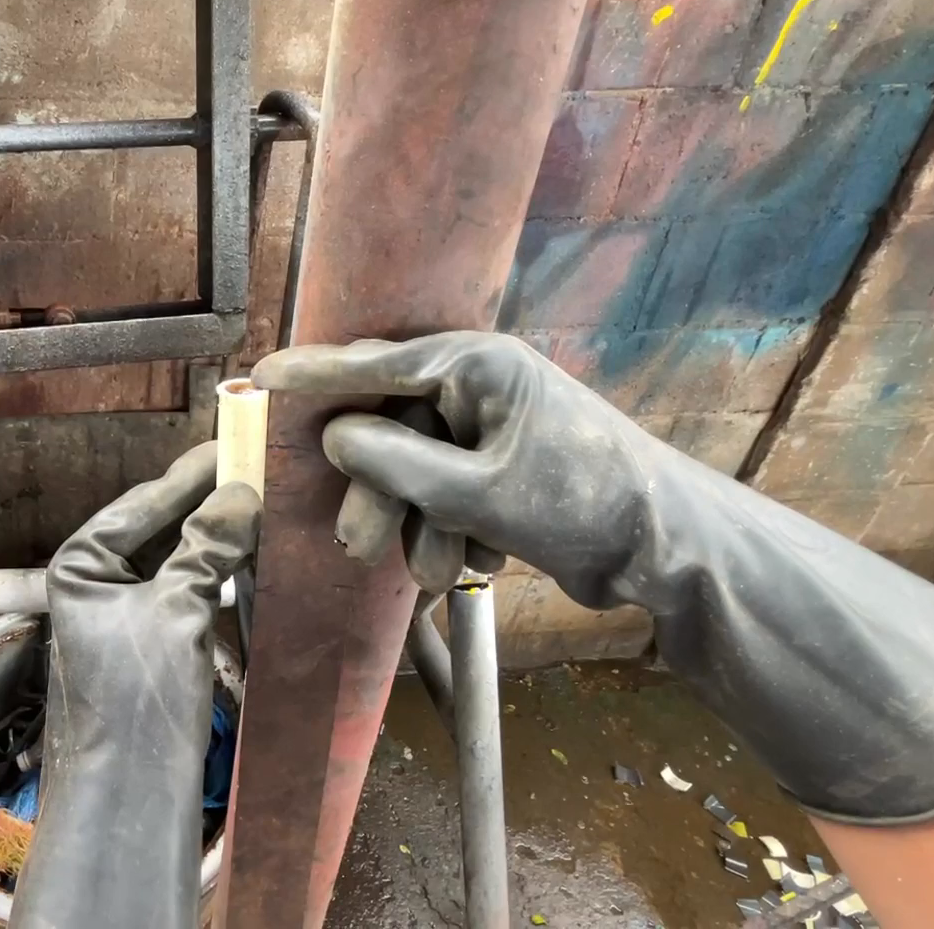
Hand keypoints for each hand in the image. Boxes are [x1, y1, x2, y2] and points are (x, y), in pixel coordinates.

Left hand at [13, 442, 259, 928]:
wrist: (131, 796)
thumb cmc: (139, 697)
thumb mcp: (177, 611)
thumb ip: (206, 546)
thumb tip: (243, 491)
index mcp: (81, 562)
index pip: (144, 502)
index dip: (191, 476)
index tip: (234, 448)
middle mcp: (95, 578)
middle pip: (159, 526)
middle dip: (206, 503)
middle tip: (255, 471)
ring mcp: (121, 608)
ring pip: (174, 556)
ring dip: (214, 535)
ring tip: (260, 503)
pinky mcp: (149, 635)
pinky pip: (184, 586)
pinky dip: (214, 570)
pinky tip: (247, 552)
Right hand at [253, 332, 933, 824]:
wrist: (672, 555)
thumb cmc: (584, 506)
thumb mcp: (479, 492)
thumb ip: (397, 462)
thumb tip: (335, 437)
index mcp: (477, 365)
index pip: (377, 364)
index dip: (314, 374)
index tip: (262, 376)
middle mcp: (475, 384)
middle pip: (389, 429)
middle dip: (380, 494)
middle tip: (358, 545)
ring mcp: (484, 424)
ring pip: (411, 469)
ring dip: (418, 524)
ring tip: (442, 570)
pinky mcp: (492, 462)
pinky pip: (439, 488)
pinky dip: (449, 527)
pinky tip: (480, 557)